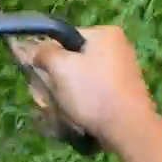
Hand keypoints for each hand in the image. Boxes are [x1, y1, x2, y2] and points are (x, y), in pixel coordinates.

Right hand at [31, 26, 161, 152]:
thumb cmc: (93, 92)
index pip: (63, 38)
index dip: (48, 57)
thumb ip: (44, 52)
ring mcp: (120, 70)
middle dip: (55, 80)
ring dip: (63, 94)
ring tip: (62, 110)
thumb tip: (34, 49)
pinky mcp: (120, 91)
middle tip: (48, 97)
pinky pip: (90, 91)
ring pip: (78, 79)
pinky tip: (76, 116)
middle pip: (70, 60)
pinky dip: (79, 102)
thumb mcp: (61, 67)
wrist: (127, 127)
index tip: (42, 75)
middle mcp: (115, 48)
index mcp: (105, 34)